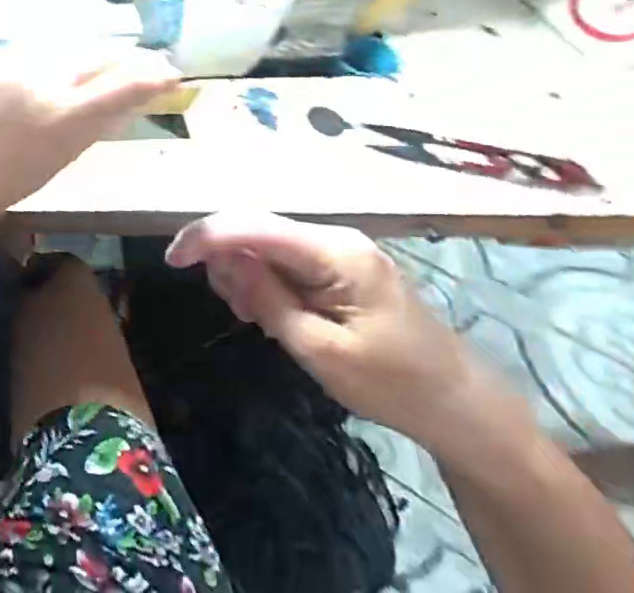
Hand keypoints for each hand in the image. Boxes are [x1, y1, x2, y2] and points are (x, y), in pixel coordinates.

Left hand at [0, 44, 179, 243]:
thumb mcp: (51, 166)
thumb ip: (87, 129)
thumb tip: (117, 103)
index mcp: (61, 116)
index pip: (124, 83)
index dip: (154, 74)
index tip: (170, 73)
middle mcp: (40, 77)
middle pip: (97, 52)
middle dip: (122, 60)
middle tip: (134, 69)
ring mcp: (9, 61)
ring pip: (64, 45)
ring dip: (85, 55)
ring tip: (90, 70)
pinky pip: (31, 48)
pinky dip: (50, 57)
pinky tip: (47, 71)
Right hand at [165, 212, 523, 457]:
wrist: (462, 407)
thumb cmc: (394, 385)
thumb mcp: (319, 350)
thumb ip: (266, 298)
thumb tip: (222, 260)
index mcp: (336, 253)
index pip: (252, 226)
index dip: (205, 236)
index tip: (171, 261)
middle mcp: (336, 238)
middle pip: (255, 228)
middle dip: (226, 258)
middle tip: (232, 308)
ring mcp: (340, 250)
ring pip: (266, 243)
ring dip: (244, 272)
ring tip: (254, 316)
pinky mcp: (340, 265)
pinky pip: (285, 258)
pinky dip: (265, 280)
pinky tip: (270, 311)